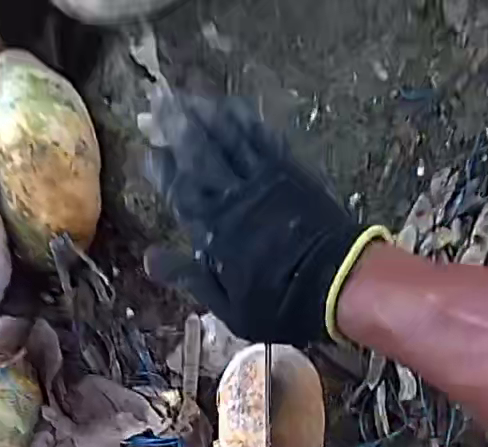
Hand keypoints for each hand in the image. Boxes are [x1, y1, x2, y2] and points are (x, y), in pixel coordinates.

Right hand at [145, 94, 364, 346]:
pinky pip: (265, 137)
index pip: (180, 190)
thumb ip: (190, 278)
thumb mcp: (229, 307)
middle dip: (178, 127)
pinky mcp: (293, 172)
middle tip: (160, 105)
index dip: (163, 170)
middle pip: (201, 152)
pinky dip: (247, 120)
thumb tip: (148, 258)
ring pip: (231, 137)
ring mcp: (267, 180)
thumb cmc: (281, 305)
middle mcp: (236, 197)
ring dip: (208, 115)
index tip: (148, 151)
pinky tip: (237, 107)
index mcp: (216, 230)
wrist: (339, 284)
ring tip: (190, 98)